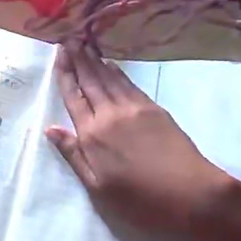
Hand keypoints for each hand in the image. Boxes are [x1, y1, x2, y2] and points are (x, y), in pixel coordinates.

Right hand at [46, 43, 237, 232]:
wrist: (190, 193)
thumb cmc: (139, 200)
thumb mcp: (98, 187)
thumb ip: (74, 155)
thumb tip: (50, 128)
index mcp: (92, 136)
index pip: (73, 98)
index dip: (64, 75)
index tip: (58, 55)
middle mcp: (110, 115)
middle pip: (90, 82)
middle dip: (78, 60)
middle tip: (68, 40)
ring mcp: (134, 109)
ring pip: (109, 79)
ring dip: (95, 62)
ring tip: (84, 46)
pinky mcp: (154, 109)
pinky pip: (129, 84)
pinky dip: (117, 72)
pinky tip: (111, 65)